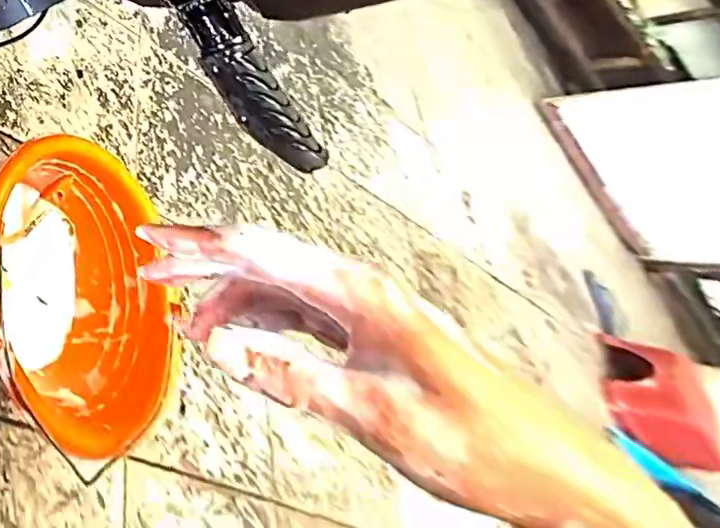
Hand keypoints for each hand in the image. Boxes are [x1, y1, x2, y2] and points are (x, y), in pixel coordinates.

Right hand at [137, 224, 688, 527]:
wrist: (567, 481)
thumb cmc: (490, 444)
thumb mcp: (379, 413)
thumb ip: (291, 376)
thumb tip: (222, 351)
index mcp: (355, 290)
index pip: (254, 250)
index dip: (196, 241)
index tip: (153, 237)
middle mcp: (352, 286)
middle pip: (255, 258)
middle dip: (198, 262)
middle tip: (151, 269)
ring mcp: (356, 306)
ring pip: (269, 285)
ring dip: (223, 299)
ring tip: (189, 323)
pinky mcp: (360, 329)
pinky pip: (290, 311)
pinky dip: (254, 320)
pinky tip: (238, 338)